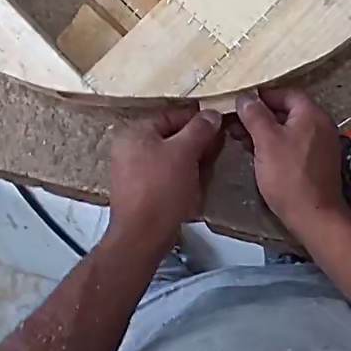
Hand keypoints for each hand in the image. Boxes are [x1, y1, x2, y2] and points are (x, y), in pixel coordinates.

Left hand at [106, 108, 223, 249]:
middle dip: (197, 144)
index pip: (173, 115)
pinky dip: (183, 177)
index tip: (220, 127)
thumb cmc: (162, 188)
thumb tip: (212, 114)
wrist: (143, 236)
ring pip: (172, 157)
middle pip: (172, 137)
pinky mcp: (142, 191)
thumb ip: (200, 129)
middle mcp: (130, 148)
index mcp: (136, 133)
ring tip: (207, 171)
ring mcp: (134, 171)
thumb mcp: (185, 152)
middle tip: (216, 152)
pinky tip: (195, 187)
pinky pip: (167, 175)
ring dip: (192, 162)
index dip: (199, 120)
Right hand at [235, 89, 350, 241]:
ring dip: (266, 132)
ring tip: (241, 140)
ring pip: (289, 129)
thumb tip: (246, 97)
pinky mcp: (317, 162)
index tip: (240, 103)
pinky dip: (276, 145)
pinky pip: (295, 144)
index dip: (262, 96)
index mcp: (312, 114)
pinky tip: (258, 155)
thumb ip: (255, 115)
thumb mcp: (266, 141)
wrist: (313, 216)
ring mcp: (321, 144)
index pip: (286, 93)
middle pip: (287, 111)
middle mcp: (321, 124)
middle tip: (236, 124)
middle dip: (260, 116)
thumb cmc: (288, 175)